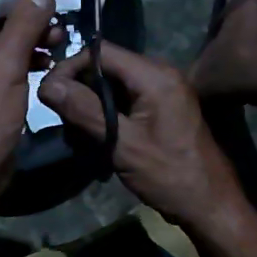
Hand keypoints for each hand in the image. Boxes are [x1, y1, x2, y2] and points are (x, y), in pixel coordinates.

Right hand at [39, 45, 246, 225]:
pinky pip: (123, 99)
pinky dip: (104, 113)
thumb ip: (84, 110)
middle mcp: (159, 74)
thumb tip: (47, 85)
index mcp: (155, 76)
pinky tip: (93, 137)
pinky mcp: (159, 108)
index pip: (100, 52)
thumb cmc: (169, 175)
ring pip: (111, 84)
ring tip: (75, 132)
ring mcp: (161, 92)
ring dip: (89, 104)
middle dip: (78, 88)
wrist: (209, 205)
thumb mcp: (122, 143)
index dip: (70, 68)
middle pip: (105, 66)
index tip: (49, 94)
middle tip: (60, 117)